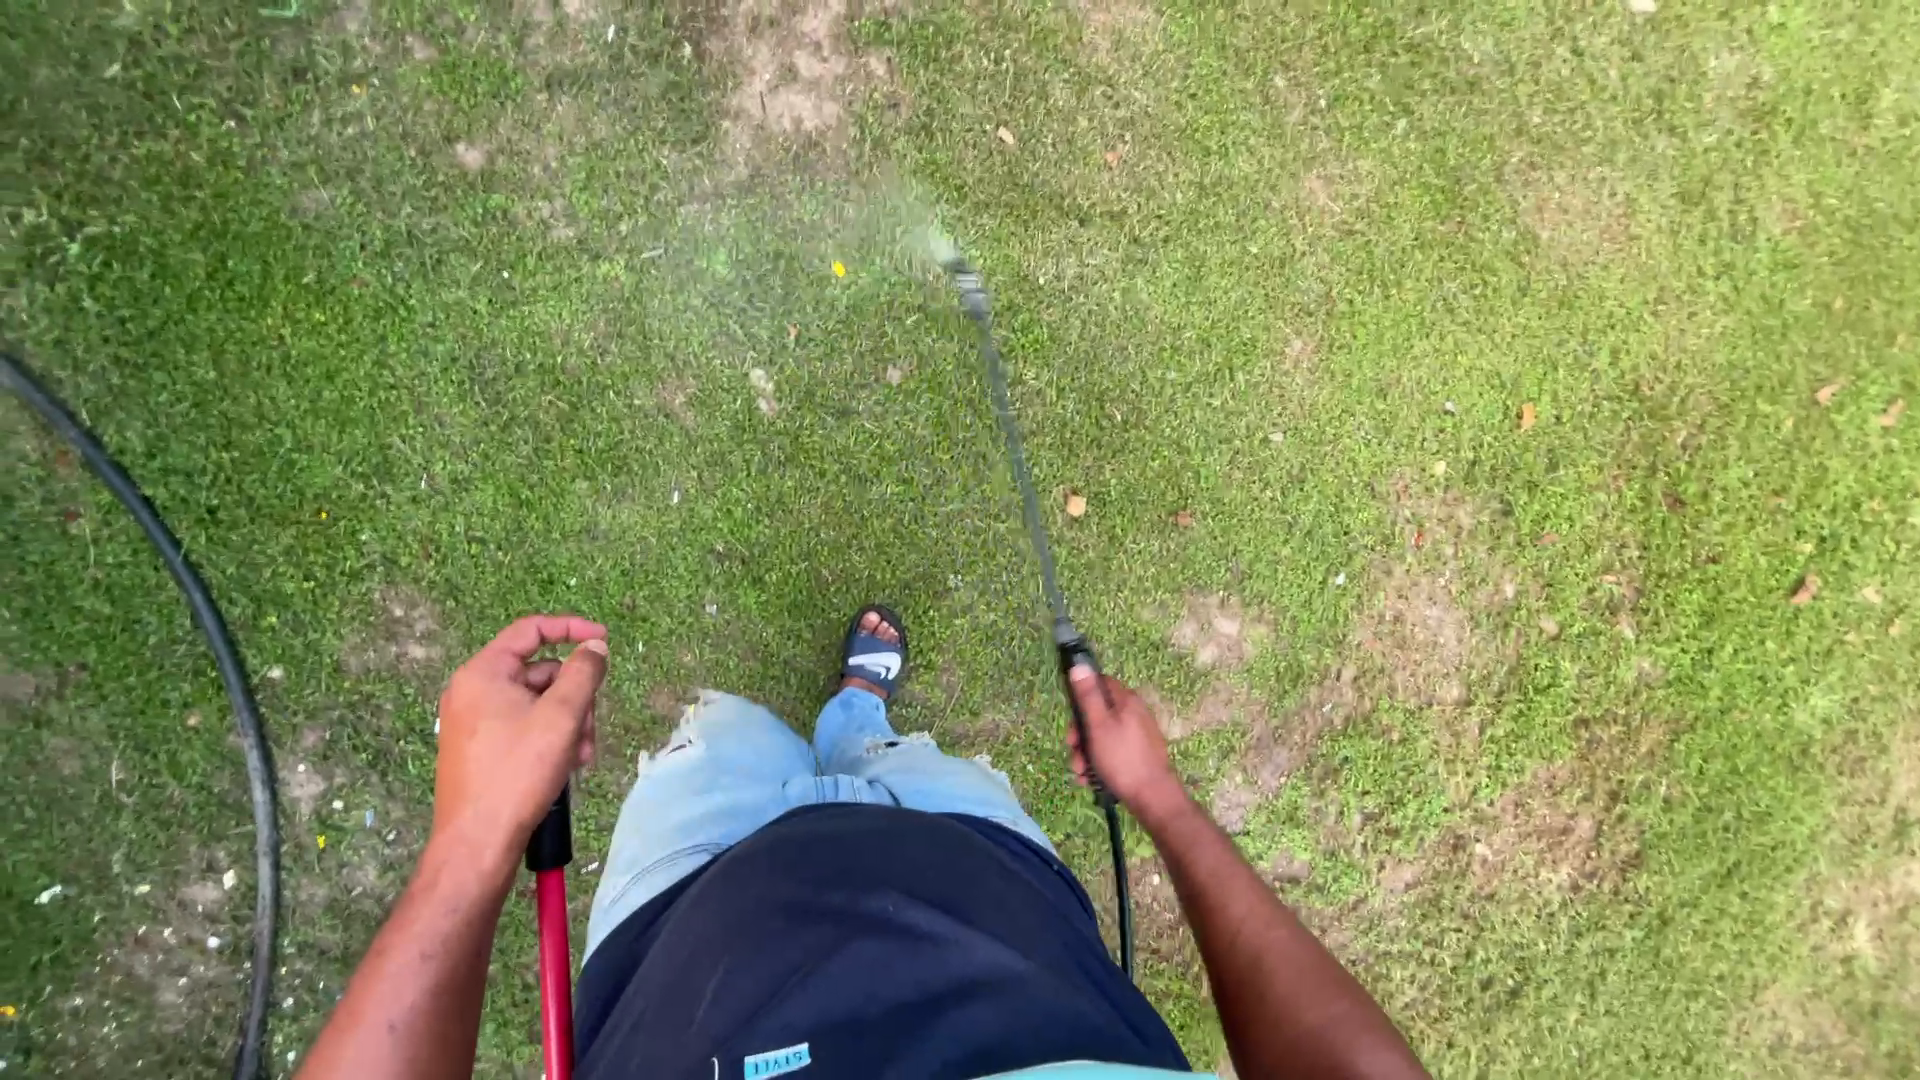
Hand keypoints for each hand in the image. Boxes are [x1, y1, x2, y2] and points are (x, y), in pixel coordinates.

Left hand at [432, 615, 608, 873]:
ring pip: (541, 701)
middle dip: (576, 695)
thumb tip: (594, 646)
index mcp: (483, 673)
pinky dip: (553, 736)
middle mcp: (473, 691)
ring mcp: (475, 721)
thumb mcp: (562, 715)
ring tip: (581, 754)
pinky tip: (568, 763)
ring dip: (571, 721)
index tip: (605, 640)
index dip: (572, 628)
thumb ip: (584, 672)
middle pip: (542, 671)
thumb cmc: (518, 771)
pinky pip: (528, 724)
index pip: (531, 630)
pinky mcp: (482, 746)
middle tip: (590, 725)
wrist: (478, 842)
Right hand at [1065, 666, 1185, 812]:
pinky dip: (1098, 762)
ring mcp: (1137, 734)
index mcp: (1126, 701)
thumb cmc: (1122, 758)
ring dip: (1086, 752)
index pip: (1100, 683)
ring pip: (1102, 735)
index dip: (1081, 696)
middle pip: (1098, 713)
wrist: (1153, 798)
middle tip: (1073, 749)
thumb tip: (1079, 665)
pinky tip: (1090, 779)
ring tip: (1081, 771)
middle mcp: (1134, 713)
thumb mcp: (1098, 725)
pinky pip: (1111, 751)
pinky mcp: (1137, 754)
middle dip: (1080, 733)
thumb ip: (1088, 696)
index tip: (1071, 716)